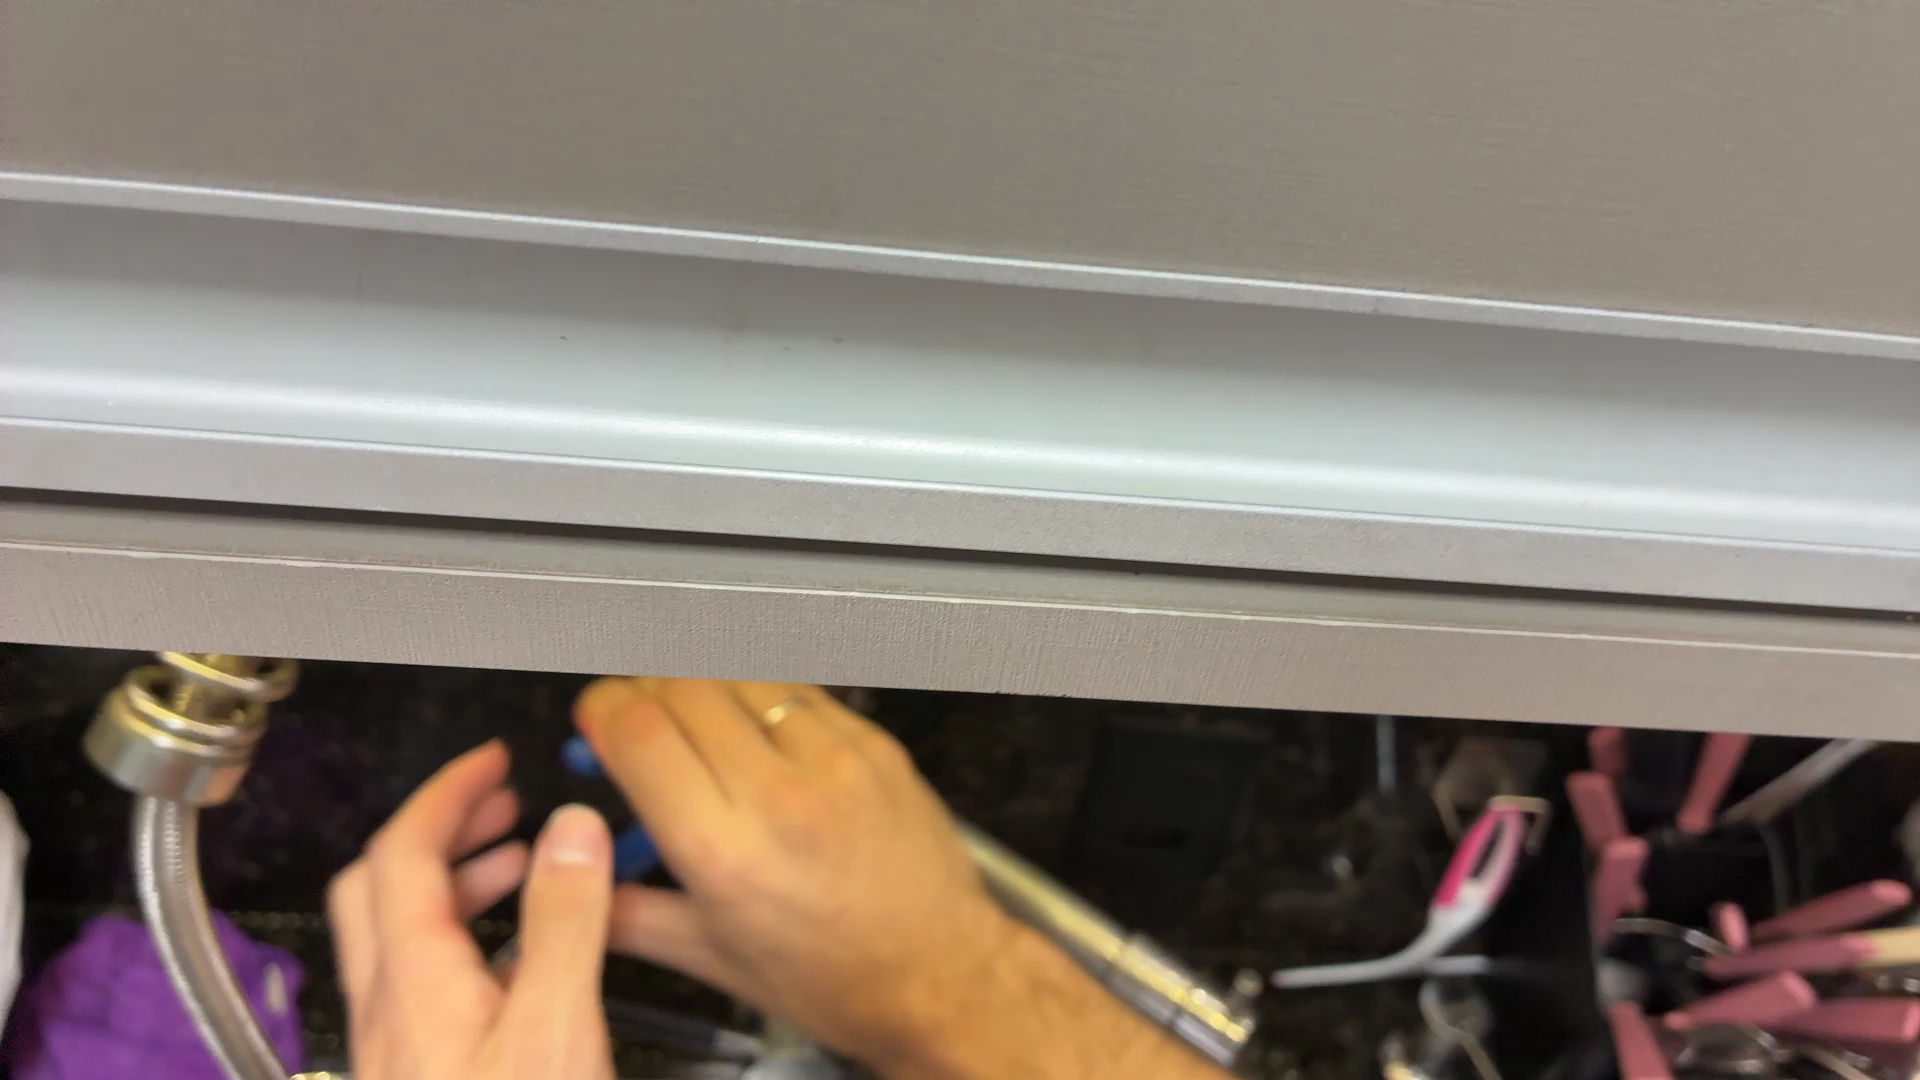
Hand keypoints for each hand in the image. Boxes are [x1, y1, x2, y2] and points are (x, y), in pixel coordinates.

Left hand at [327, 740, 616, 1079]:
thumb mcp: (555, 1031)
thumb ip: (564, 922)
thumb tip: (573, 823)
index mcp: (416, 989)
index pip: (400, 859)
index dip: (443, 794)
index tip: (496, 758)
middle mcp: (394, 1012)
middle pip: (382, 892)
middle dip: (445, 828)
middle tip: (510, 799)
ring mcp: (410, 1049)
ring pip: (409, 935)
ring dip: (464, 876)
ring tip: (531, 858)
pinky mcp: (437, 1071)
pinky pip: (442, 977)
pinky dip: (483, 930)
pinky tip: (533, 946)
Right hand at [576, 678, 1019, 1071]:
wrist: (941, 966)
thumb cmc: (834, 976)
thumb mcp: (719, 961)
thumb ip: (633, 914)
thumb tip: (582, 874)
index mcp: (727, 853)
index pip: (642, 736)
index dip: (604, 708)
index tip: (596, 712)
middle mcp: (780, 792)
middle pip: (686, 690)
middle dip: (646, 690)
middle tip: (639, 712)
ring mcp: (835, 757)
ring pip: (743, 678)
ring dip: (704, 687)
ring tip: (697, 718)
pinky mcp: (874, 742)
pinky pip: (800, 692)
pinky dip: (764, 698)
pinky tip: (760, 725)